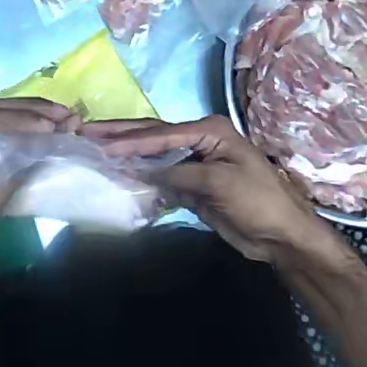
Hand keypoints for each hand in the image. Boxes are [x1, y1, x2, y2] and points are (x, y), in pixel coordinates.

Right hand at [82, 115, 346, 268]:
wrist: (281, 236)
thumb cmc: (258, 201)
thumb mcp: (219, 183)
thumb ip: (178, 174)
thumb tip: (139, 169)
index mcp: (210, 131)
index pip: (161, 133)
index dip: (129, 140)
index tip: (98, 143)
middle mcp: (199, 140)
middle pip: (153, 135)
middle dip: (119, 135)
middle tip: (84, 131)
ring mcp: (194, 162)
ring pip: (153, 154)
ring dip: (125, 153)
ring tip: (93, 149)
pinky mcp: (191, 185)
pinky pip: (160, 176)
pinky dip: (139, 175)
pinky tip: (118, 175)